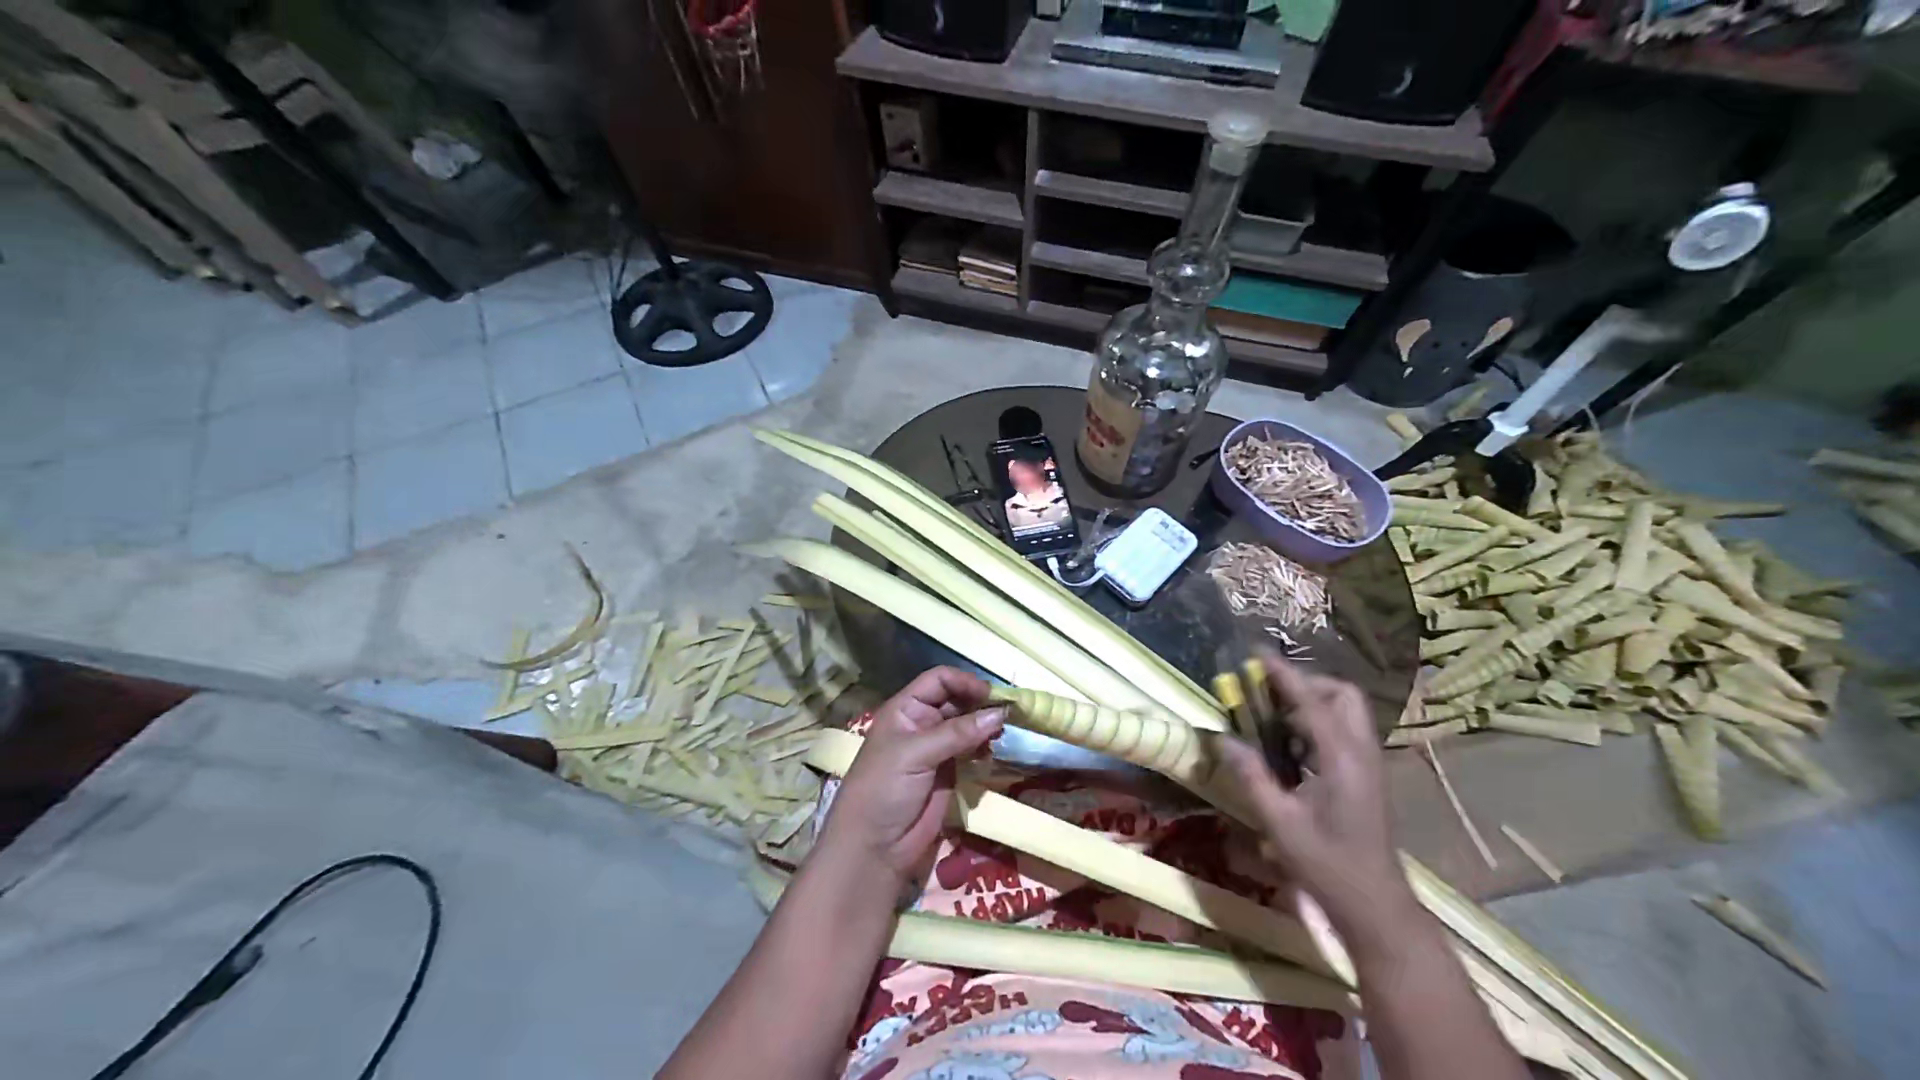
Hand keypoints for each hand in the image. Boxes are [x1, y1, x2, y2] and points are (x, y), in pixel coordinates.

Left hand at [819, 667, 1005, 882]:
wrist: (875, 848)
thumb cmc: (884, 790)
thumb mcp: (915, 755)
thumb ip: (957, 733)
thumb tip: (1000, 714)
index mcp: (905, 709)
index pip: (939, 680)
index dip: (964, 682)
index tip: (991, 695)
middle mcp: (922, 723)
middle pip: (957, 700)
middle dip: (982, 703)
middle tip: (1010, 713)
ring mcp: (937, 749)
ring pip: (968, 726)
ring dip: (987, 725)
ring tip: (1009, 731)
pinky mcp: (951, 773)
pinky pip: (973, 751)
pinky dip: (987, 747)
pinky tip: (1000, 749)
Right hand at [1218, 656, 1414, 937]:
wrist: (1375, 905)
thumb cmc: (1327, 865)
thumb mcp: (1279, 823)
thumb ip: (1252, 776)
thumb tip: (1223, 739)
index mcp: (1341, 759)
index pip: (1311, 700)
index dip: (1283, 674)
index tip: (1256, 653)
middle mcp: (1361, 752)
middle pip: (1342, 694)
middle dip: (1306, 683)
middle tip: (1268, 692)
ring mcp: (1368, 764)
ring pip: (1346, 711)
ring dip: (1311, 702)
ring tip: (1272, 716)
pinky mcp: (1366, 776)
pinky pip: (1343, 731)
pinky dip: (1316, 723)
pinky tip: (1289, 745)